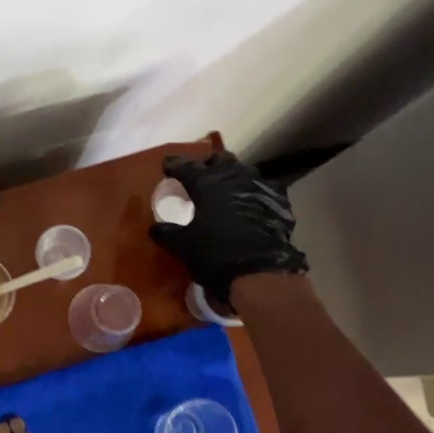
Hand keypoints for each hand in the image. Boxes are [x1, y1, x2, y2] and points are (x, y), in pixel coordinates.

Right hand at [150, 153, 307, 304]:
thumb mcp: (183, 246)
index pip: (187, 167)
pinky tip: (248, 203)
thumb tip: (155, 228)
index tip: (167, 165)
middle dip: (208, 164)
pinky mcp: (278, 201)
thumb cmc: (214, 255)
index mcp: (208, 184)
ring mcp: (260, 187)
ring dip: (232, 177)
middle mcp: (235, 177)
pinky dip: (251, 193)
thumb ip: (167, 234)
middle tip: (199, 173)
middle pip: (220, 161)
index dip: (175, 165)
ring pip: (244, 172)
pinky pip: (262, 189)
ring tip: (224, 187)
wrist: (258, 272)